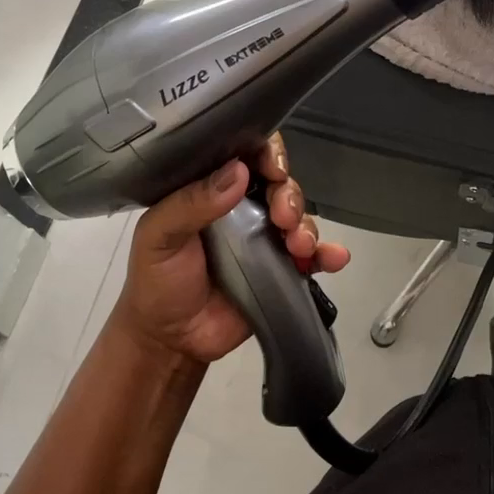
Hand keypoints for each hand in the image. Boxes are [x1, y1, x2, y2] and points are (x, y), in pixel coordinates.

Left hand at [111, 133, 349, 364]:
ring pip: (299, 216)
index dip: (266, 153)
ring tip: (299, 247)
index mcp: (213, 189)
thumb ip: (191, 203)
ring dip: (306, 226)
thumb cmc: (158, 279)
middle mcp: (243, 207)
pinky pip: (313, 256)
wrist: (171, 340)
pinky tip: (335, 257)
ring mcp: (266, 238)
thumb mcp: (159, 237)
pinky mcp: (283, 270)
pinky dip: (328, 253)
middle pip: (280, 184)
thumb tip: (238, 171)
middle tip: (282, 218)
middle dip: (289, 195)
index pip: (247, 154)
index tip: (272, 169)